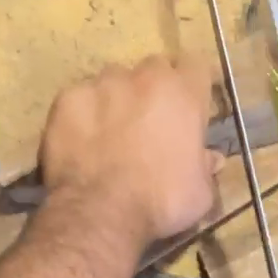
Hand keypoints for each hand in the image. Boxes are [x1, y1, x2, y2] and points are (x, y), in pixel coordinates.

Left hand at [38, 58, 219, 246]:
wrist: (100, 211)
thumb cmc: (161, 202)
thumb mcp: (199, 192)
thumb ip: (204, 167)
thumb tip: (210, 159)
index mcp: (183, 94)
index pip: (195, 66)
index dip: (192, 84)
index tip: (188, 103)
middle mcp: (144, 78)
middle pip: (153, 69)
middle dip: (153, 89)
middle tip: (149, 121)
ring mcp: (102, 85)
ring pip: (113, 80)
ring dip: (116, 98)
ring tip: (110, 130)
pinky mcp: (67, 98)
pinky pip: (78, 98)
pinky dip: (82, 113)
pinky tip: (80, 140)